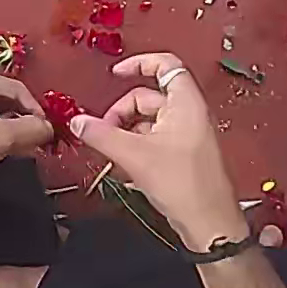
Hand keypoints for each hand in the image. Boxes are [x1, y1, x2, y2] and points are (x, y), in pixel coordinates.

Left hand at [0, 69, 52, 200]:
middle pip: (6, 100)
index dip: (36, 110)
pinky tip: (9, 152)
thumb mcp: (2, 138)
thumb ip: (32, 129)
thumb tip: (50, 128)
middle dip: (24, 122)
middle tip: (40, 142)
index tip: (48, 131)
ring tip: (27, 150)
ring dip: (13, 131)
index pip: (17, 89)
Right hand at [70, 53, 246, 252]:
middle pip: (149, 96)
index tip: (115, 74)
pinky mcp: (183, 154)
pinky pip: (154, 138)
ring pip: (149, 120)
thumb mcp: (134, 156)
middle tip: (103, 131)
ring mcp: (187, 134)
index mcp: (186, 103)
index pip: (166, 64)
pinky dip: (136, 145)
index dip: (139, 63)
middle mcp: (189, 113)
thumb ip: (102, 135)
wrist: (209, 224)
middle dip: (122, 110)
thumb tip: (77, 121)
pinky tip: (124, 165)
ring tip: (111, 151)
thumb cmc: (181, 184)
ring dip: (126, 131)